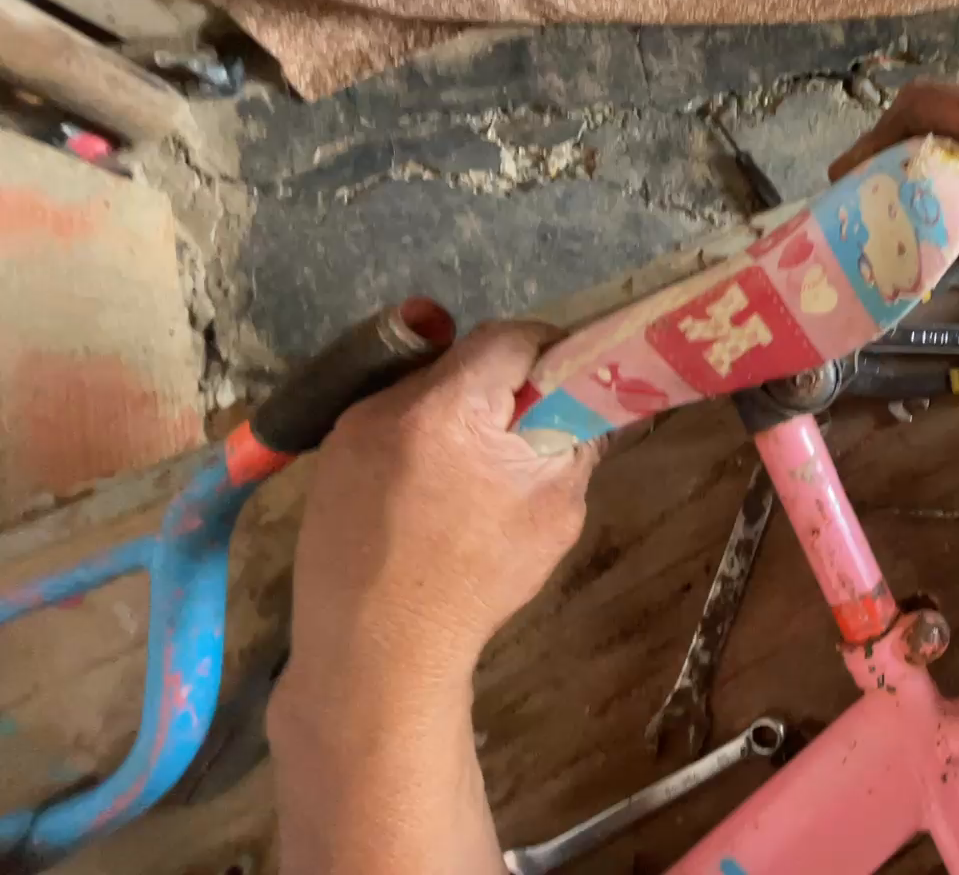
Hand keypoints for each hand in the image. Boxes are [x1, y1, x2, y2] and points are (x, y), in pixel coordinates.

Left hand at [283, 321, 601, 688]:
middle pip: (467, 357)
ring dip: (470, 405)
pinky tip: (444, 484)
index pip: (508, 337)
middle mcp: (386, 404)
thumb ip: (582, 440)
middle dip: (511, 380)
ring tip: (490, 461)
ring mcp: (348, 431)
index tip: (574, 380)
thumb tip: (599, 404)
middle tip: (539, 424)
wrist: (375, 652)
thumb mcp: (559, 505)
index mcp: (445, 409)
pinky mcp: (329, 460)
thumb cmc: (479, 576)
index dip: (551, 347)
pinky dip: (434, 432)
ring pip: (431, 386)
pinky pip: (399, 419)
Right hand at [829, 60, 958, 291]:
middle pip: (936, 104)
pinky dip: (957, 137)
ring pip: (957, 106)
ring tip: (900, 181)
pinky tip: (944, 170)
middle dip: (898, 145)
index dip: (875, 140)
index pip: (922, 109)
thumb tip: (899, 220)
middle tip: (869, 182)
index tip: (848, 172)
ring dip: (928, 142)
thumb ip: (945, 229)